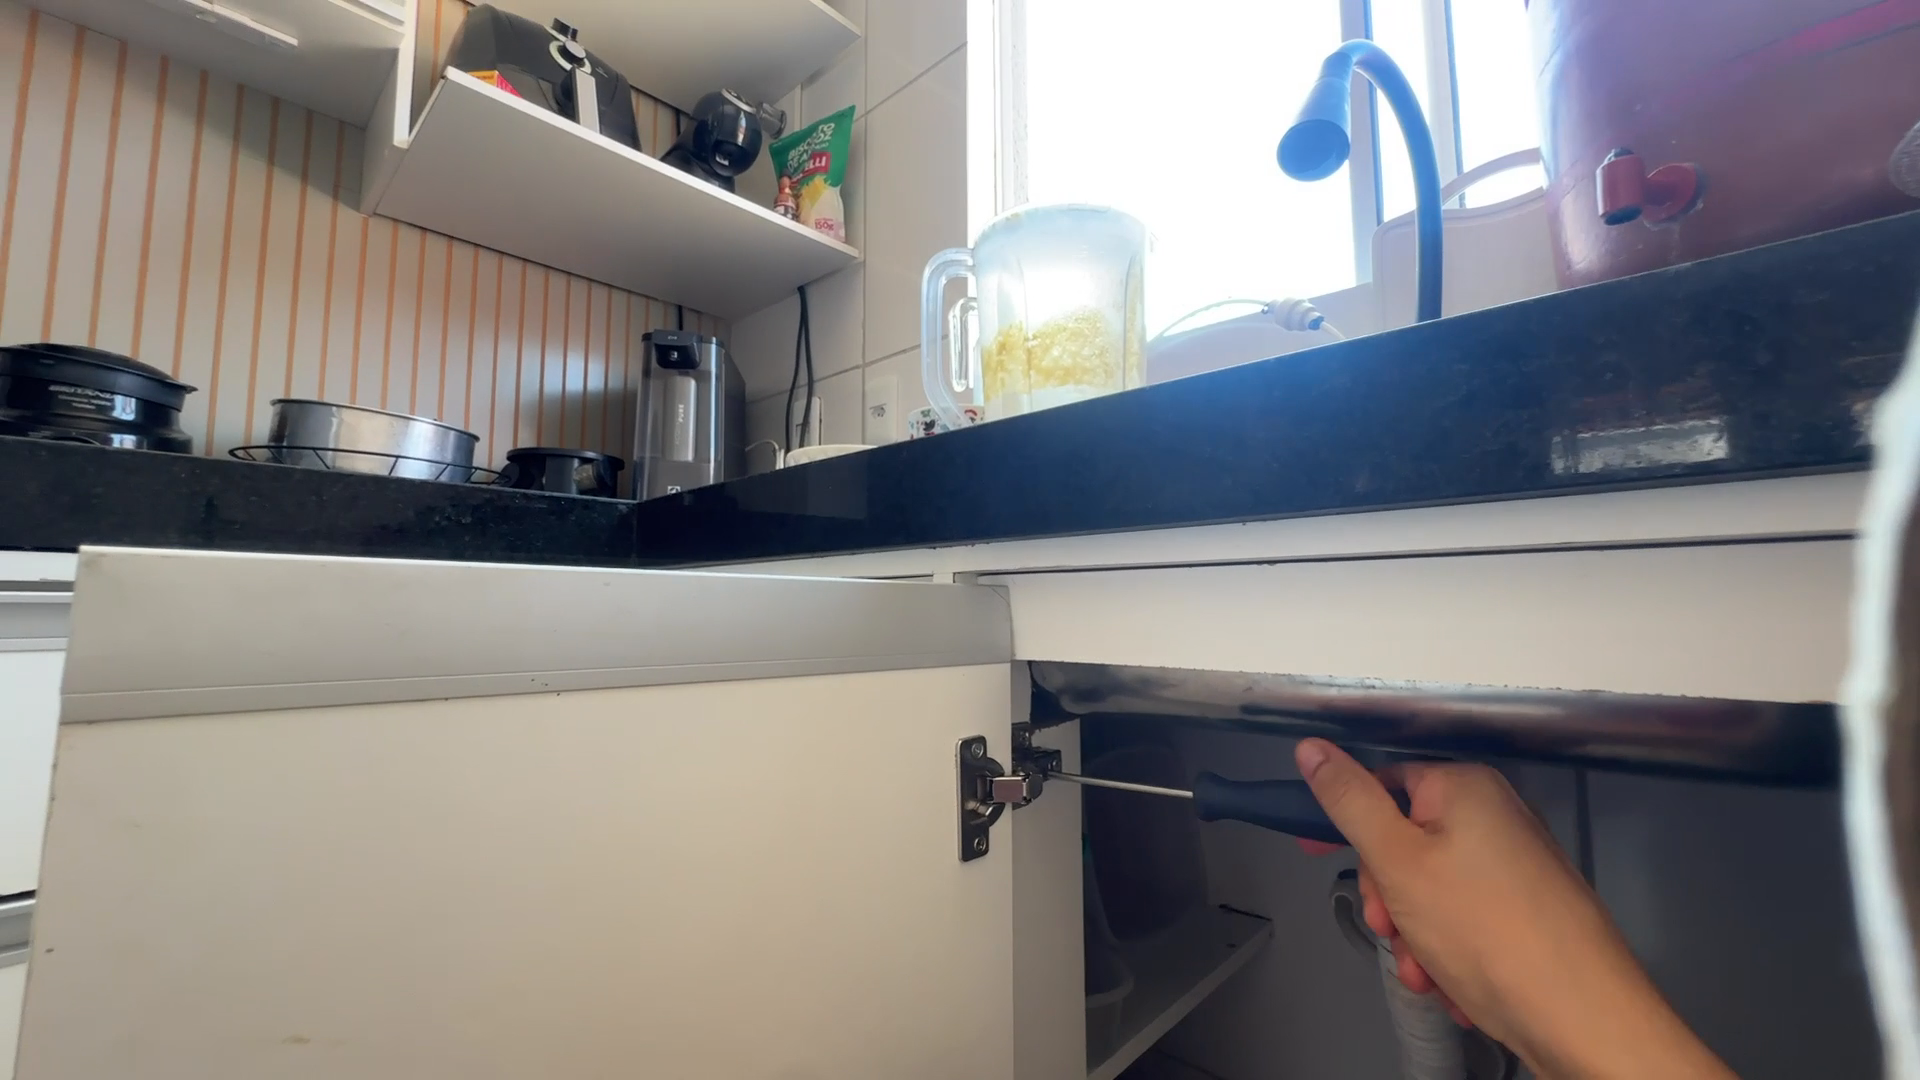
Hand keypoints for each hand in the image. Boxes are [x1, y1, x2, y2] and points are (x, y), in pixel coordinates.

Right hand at [1293, 738, 1737, 1079]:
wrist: (1591, 1030)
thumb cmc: (1488, 933)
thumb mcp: (1394, 858)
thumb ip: (1347, 798)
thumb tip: (1311, 746)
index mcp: (1464, 787)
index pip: (1378, 782)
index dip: (1344, 820)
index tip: (1316, 852)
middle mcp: (1496, 814)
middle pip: (1402, 837)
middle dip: (1386, 892)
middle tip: (1389, 926)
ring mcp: (1518, 863)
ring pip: (1429, 883)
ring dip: (1412, 928)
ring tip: (1424, 969)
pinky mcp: (1532, 908)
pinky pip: (1465, 912)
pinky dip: (1447, 943)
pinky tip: (1451, 981)